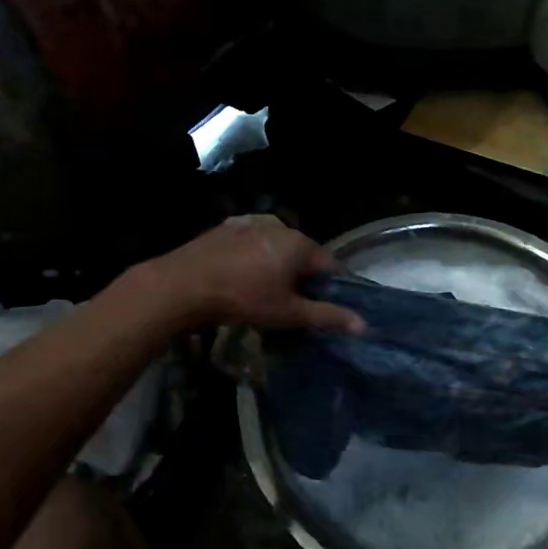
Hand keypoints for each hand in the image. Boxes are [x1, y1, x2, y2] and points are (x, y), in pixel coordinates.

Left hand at [149, 215, 365, 332]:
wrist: (184, 284)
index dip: (330, 288)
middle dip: (302, 279)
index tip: (322, 308)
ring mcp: (251, 224)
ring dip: (277, 269)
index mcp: (300, 243)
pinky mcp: (226, 228)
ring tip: (264, 295)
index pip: (330, 265)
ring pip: (276, 250)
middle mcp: (280, 227)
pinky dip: (254, 261)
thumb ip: (327, 316)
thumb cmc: (244, 299)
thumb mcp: (289, 313)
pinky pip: (252, 246)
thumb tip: (363, 324)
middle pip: (303, 255)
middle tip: (292, 306)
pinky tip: (240, 281)